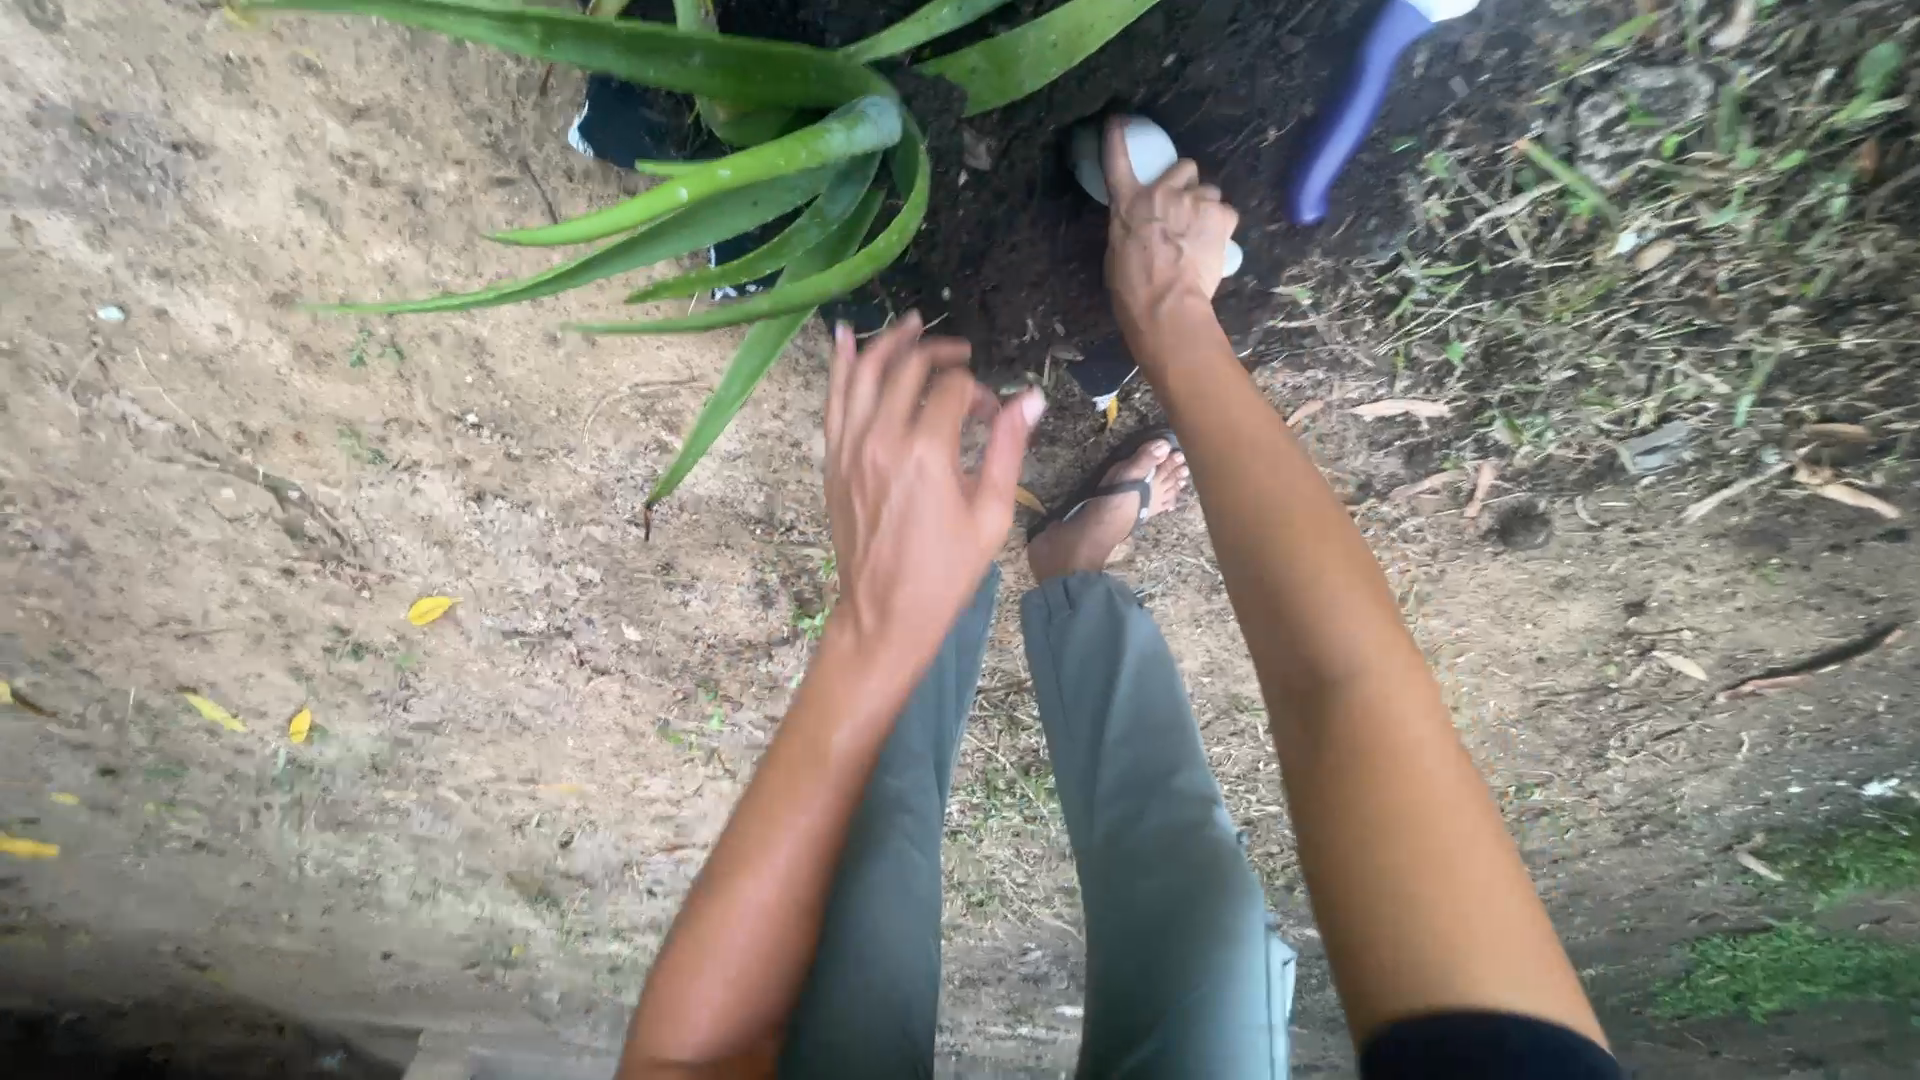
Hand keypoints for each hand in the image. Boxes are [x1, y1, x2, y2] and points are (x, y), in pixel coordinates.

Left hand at [823, 312, 1043, 677]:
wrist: (885, 613)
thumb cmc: (945, 573)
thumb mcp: (991, 515)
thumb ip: (1007, 449)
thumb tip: (1030, 398)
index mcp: (927, 453)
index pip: (952, 389)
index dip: (978, 390)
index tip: (989, 413)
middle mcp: (881, 439)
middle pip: (907, 368)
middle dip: (938, 352)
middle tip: (960, 353)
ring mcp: (850, 448)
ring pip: (862, 373)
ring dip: (887, 342)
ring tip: (909, 324)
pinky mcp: (833, 461)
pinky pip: (833, 400)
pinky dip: (840, 365)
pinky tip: (844, 336)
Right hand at [1103, 115, 1238, 337]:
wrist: (1166, 306)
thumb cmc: (1132, 290)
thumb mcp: (1117, 254)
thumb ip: (1132, 228)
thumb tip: (1144, 227)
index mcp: (1128, 204)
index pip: (1117, 162)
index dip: (1117, 139)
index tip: (1118, 122)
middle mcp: (1162, 192)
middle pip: (1185, 168)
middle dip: (1186, 184)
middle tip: (1184, 211)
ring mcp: (1195, 201)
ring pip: (1209, 192)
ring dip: (1206, 207)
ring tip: (1200, 236)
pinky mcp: (1221, 215)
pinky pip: (1226, 213)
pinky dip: (1222, 226)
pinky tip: (1214, 246)